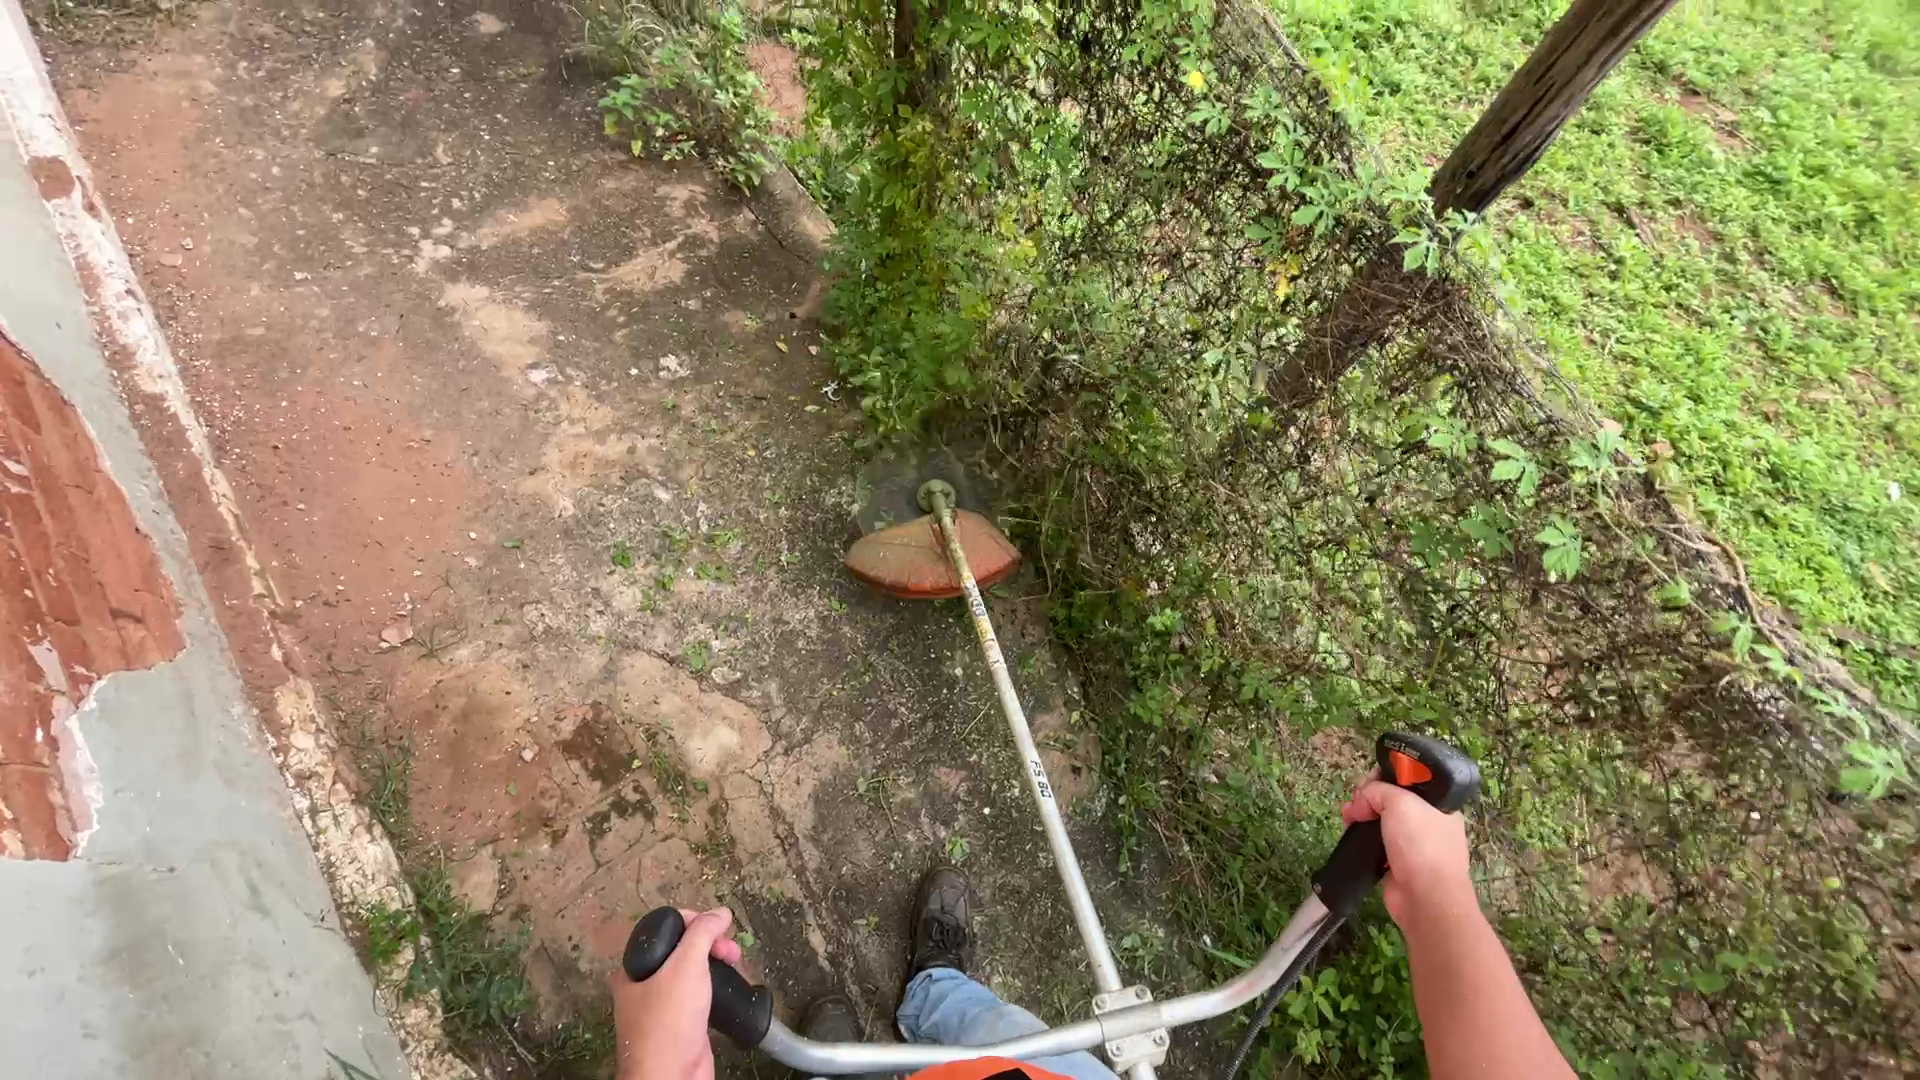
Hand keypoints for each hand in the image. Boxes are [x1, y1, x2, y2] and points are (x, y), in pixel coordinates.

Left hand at [609, 907, 743, 1079]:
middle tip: (731, 951)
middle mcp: (643, 983)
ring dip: (716, 961)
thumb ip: (703, 932)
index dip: (696, 921)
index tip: (719, 929)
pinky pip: (698, 992)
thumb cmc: (671, 1017)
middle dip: (711, 942)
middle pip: (682, 947)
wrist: (670, 1077)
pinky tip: (727, 986)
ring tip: (735, 965)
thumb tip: (721, 911)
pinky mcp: (679, 1023)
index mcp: (634, 966)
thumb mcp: (686, 964)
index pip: (666, 927)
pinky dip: (714, 984)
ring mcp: (661, 1005)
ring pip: (692, 970)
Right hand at [1340, 774, 1475, 928]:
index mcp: (1439, 805)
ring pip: (1380, 818)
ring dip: (1360, 813)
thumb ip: (1376, 790)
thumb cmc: (1419, 844)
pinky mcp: (1397, 861)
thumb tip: (1360, 804)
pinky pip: (1375, 839)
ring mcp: (1412, 843)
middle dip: (1367, 796)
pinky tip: (1350, 831)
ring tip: (1347, 817)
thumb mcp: (1399, 802)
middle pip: (1390, 798)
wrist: (1426, 898)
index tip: (1368, 781)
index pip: (1408, 779)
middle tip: (1356, 802)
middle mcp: (1427, 822)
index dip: (1385, 776)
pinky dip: (1361, 834)